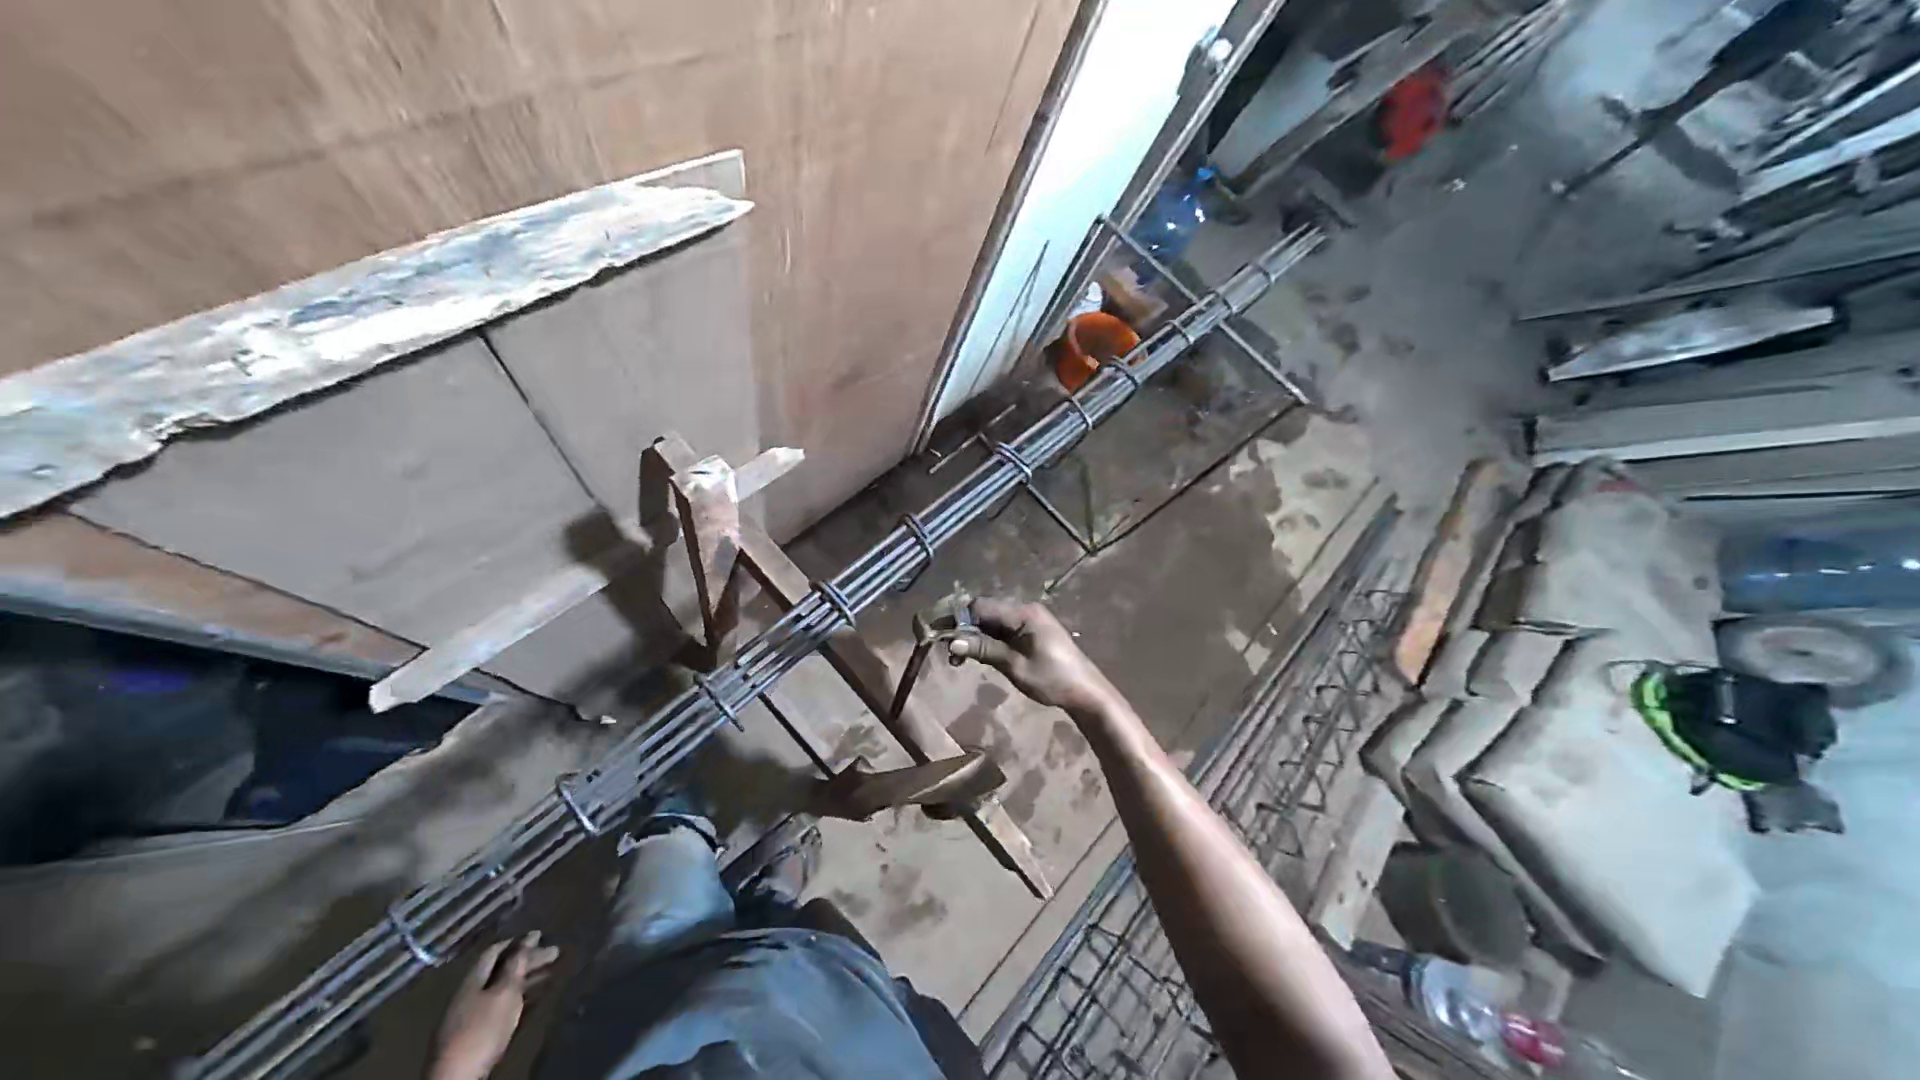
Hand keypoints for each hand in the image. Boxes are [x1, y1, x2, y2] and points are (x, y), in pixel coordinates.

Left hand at [427, 932, 559, 1079]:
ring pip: (502, 989)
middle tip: (554, 953)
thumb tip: (527, 939)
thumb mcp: (504, 993)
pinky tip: (535, 999)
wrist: (457, 1079)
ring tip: (551, 974)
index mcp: (471, 981)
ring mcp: (470, 1016)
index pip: (494, 952)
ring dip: (526, 979)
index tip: (540, 935)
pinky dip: (520, 998)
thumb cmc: (482, 1029)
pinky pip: (502, 1006)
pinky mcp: (476, 1034)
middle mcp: (469, 994)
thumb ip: (515, 966)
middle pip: (500, 970)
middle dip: (527, 960)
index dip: (517, 941)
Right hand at [950, 598, 1116, 717]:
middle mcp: (1025, 611)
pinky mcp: (1031, 633)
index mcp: (1023, 614)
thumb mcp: (1014, 665)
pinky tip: (977, 655)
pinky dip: (987, 640)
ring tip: (958, 658)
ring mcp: (1029, 621)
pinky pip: (1002, 630)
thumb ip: (984, 650)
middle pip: (985, 611)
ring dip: (974, 636)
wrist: (1085, 692)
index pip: (981, 607)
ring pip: (991, 622)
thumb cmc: (1052, 679)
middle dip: (963, 628)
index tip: (940, 636)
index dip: (958, 620)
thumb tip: (952, 642)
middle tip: (947, 650)